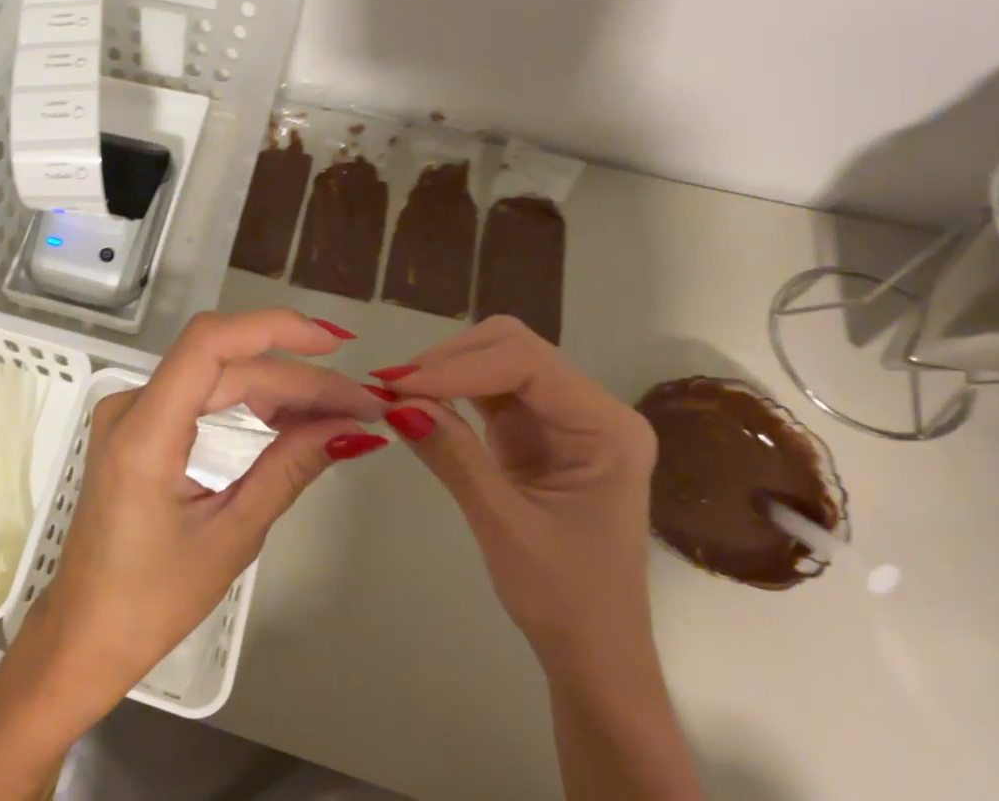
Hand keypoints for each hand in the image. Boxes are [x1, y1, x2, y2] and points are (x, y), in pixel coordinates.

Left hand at [14, 308, 389, 717]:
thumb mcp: (232, 534)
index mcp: (144, 433)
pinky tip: (289, 417)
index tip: (336, 344)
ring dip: (276, 387)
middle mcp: (129, 408)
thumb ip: (290, 468)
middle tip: (362, 405)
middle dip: (297, 377)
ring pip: (212, 377)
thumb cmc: (153, 600)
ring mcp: (127, 416)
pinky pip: (196, 397)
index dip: (275, 329)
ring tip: (339, 411)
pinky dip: (245, 402)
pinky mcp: (134, 430)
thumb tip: (353, 427)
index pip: (210, 344)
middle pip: (223, 365)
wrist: (86, 632)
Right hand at [377, 316, 656, 661]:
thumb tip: (394, 403)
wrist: (593, 649)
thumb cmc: (564, 596)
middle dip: (450, 360)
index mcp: (606, 428)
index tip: (397, 386)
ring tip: (394, 392)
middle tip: (392, 387)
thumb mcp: (503, 524)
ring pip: (499, 364)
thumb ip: (453, 456)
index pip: (528, 364)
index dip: (458, 366)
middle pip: (515, 349)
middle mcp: (591, 411)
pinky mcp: (537, 436)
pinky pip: (491, 395)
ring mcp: (564, 421)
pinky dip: (451, 394)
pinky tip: (417, 404)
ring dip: (446, 372)